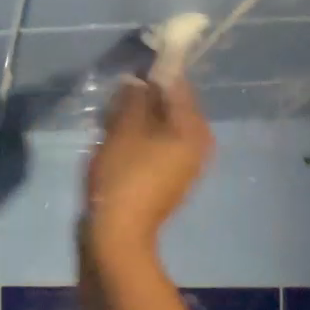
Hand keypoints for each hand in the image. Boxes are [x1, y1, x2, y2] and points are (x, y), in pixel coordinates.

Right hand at [82, 75, 212, 253]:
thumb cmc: (122, 179)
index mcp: (194, 130)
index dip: (153, 73)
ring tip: (111, 125)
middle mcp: (199, 146)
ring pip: (163, 129)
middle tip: (115, 104)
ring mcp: (186, 167)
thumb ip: (133, 99)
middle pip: (172, 108)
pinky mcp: (170, 183)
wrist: (118, 236)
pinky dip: (141, 142)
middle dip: (144, 101)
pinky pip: (158, 149)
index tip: (128, 73)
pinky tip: (118, 147)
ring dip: (139, 122)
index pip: (178, 85)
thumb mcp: (123, 131)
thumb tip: (138, 80)